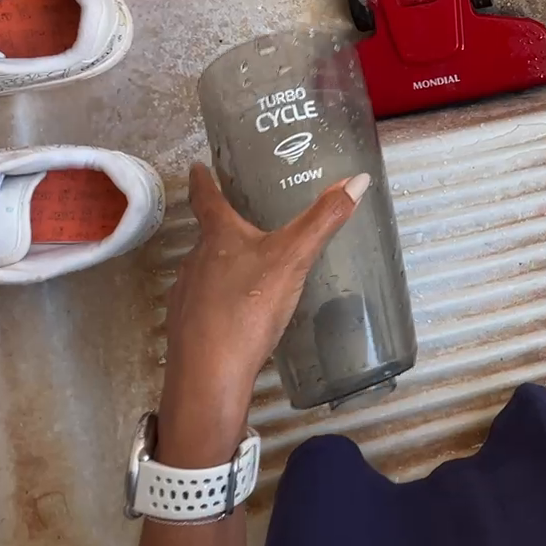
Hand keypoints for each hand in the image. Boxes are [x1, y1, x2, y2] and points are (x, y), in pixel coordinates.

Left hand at [156, 164, 367, 464]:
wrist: (209, 380)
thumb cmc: (248, 308)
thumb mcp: (293, 258)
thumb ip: (324, 219)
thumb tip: (358, 179)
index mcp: (218, 237)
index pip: (206, 198)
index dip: (203, 180)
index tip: (198, 165)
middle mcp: (195, 261)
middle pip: (209, 235)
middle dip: (225, 225)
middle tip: (246, 216)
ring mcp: (186, 296)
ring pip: (207, 268)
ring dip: (225, 262)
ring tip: (251, 263)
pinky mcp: (187, 328)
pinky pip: (207, 300)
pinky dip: (223, 296)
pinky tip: (243, 310)